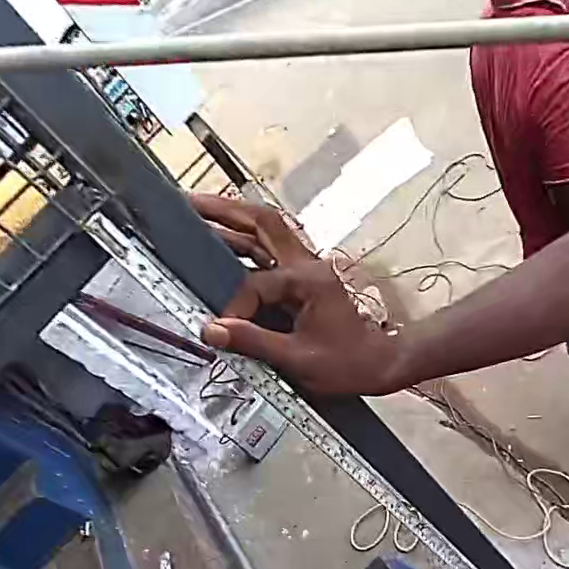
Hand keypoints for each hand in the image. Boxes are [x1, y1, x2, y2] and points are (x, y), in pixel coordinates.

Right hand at [189, 193, 406, 395]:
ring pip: (267, 231)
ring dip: (234, 219)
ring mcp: (308, 268)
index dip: (235, 308)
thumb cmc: (346, 365)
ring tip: (199, 209)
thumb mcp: (297, 359)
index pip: (255, 285)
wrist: (380, 366)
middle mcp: (308, 265)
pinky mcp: (306, 278)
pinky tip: (228, 240)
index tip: (223, 331)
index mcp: (308, 280)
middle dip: (223, 211)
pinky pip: (272, 250)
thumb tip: (212, 330)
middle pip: (262, 223)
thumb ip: (252, 342)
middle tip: (187, 203)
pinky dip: (248, 241)